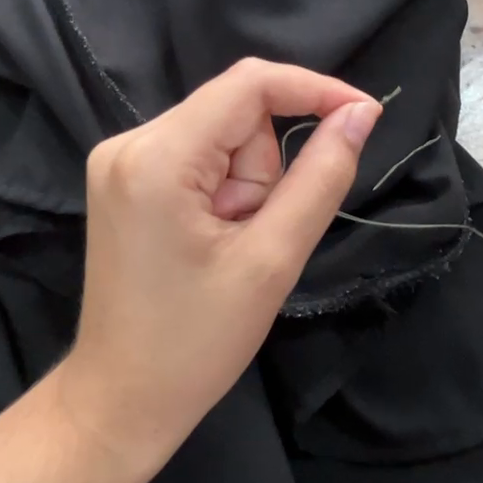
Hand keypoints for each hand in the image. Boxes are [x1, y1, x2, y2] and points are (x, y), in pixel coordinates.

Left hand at [53, 59, 380, 465]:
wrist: (121, 399)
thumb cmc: (196, 343)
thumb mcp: (272, 260)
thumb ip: (320, 177)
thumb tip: (359, 114)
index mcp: (158, 156)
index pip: (248, 83)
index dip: (313, 89)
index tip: (364, 115)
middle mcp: (128, 140)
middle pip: (233, 112)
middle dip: (265, 166)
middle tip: (256, 235)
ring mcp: (118, 157)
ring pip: (218, 133)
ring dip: (244, 182)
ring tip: (229, 245)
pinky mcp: (121, 177)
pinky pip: (195, 153)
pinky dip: (221, 187)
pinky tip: (210, 237)